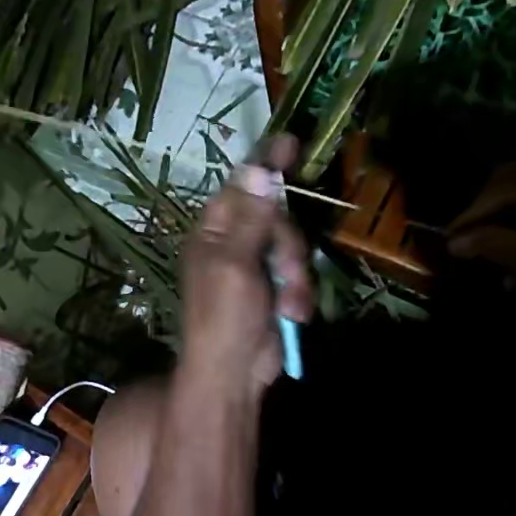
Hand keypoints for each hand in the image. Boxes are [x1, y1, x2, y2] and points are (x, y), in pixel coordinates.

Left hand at [179, 136, 311, 394]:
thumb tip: (258, 170)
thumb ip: (251, 217)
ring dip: (296, 278)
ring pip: (294, 248)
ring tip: (288, 305)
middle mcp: (236, 243)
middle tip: (286, 270)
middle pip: (278, 217)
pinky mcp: (278, 291)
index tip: (292, 143)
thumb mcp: (235, 263)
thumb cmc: (224, 317)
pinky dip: (300, 297)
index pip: (242, 185)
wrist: (235, 372)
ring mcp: (258, 268)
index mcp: (215, 231)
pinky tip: (292, 315)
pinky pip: (300, 277)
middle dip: (288, 246)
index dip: (265, 165)